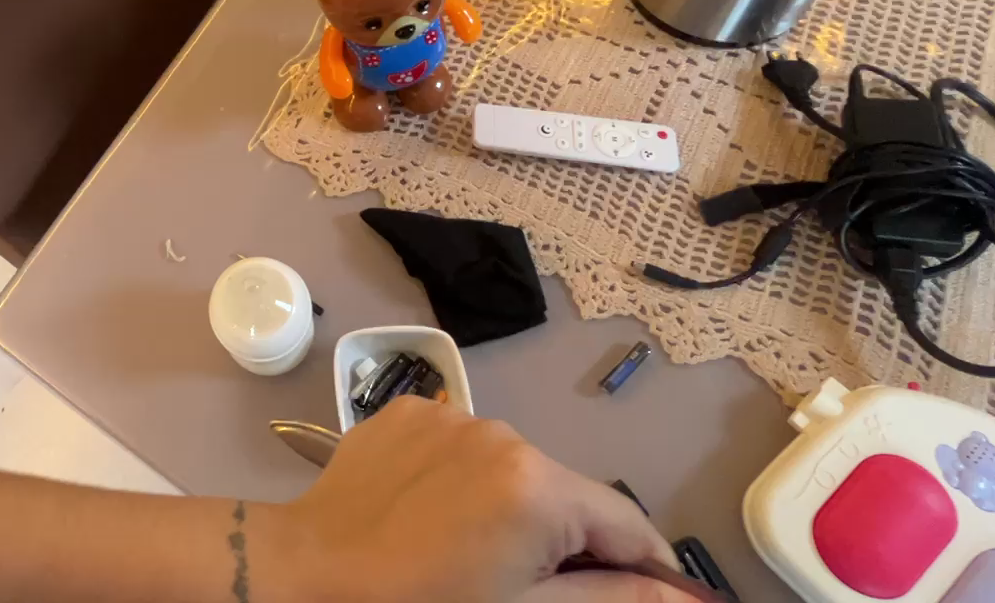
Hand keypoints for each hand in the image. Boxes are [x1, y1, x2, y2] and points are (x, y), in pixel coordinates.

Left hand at [275, 396, 691, 602]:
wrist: (311, 570)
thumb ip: (612, 601)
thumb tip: (682, 595)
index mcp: (536, 482)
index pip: (627, 523)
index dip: (645, 571)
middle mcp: (498, 430)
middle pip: (566, 491)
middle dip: (569, 539)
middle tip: (531, 586)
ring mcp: (445, 413)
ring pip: (512, 466)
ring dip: (514, 505)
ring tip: (472, 550)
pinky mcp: (404, 411)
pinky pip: (459, 445)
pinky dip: (465, 476)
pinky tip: (433, 512)